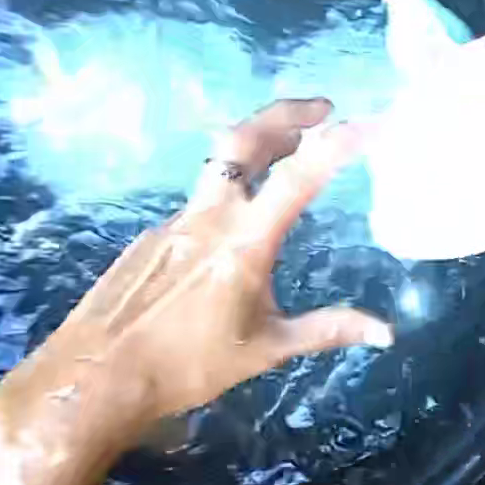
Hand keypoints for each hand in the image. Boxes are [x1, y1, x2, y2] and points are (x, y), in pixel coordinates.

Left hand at [31, 99, 392, 425]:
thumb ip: (328, 329)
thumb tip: (387, 333)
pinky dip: (233, 188)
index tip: (367, 122)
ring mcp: (178, 219)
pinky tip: (240, 219)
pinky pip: (202, 199)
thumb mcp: (268, 348)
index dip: (336, 144)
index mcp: (245, 243)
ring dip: (261, 144)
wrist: (97, 377)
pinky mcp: (156, 232)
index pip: (298, 177)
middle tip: (323, 107)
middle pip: (244, 140)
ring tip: (291, 146)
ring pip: (221, 164)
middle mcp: (211, 217)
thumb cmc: (188, 366)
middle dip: (286, 113)